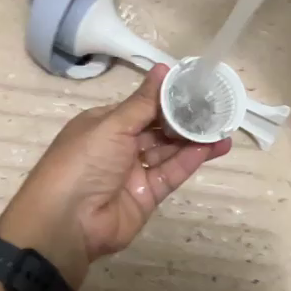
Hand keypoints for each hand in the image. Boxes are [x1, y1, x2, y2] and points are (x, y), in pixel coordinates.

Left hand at [0, 64, 230, 290]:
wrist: (67, 223)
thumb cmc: (84, 161)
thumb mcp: (112, 125)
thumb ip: (144, 102)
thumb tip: (163, 68)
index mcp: (103, 124)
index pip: (141, 106)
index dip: (166, 97)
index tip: (196, 87)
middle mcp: (118, 146)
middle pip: (157, 128)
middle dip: (185, 118)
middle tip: (217, 107)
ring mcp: (132, 173)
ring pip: (168, 151)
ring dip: (193, 140)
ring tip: (223, 127)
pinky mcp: (146, 196)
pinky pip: (170, 174)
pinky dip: (190, 161)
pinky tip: (212, 148)